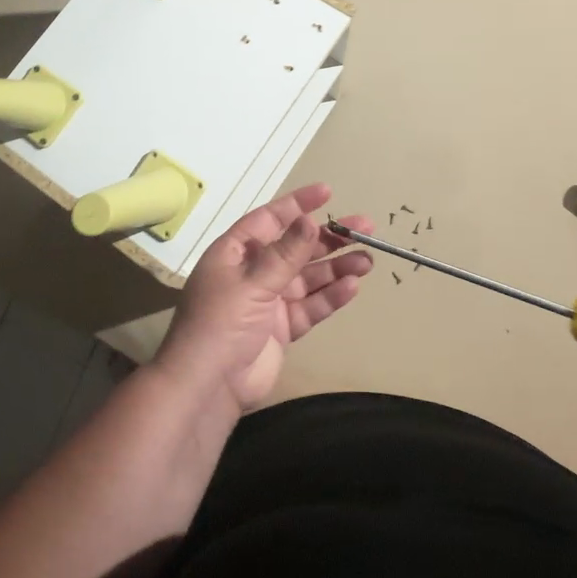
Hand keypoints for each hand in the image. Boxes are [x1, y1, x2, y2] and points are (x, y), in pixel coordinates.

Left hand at [151, 184, 374, 410]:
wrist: (208, 384)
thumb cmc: (221, 323)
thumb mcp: (253, 283)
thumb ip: (285, 254)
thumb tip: (310, 220)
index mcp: (235, 252)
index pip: (269, 219)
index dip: (297, 205)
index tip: (327, 193)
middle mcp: (252, 272)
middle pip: (295, 248)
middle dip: (328, 238)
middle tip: (365, 229)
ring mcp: (268, 301)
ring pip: (307, 277)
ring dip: (335, 267)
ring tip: (367, 260)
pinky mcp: (281, 327)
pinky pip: (310, 306)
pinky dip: (330, 297)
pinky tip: (352, 287)